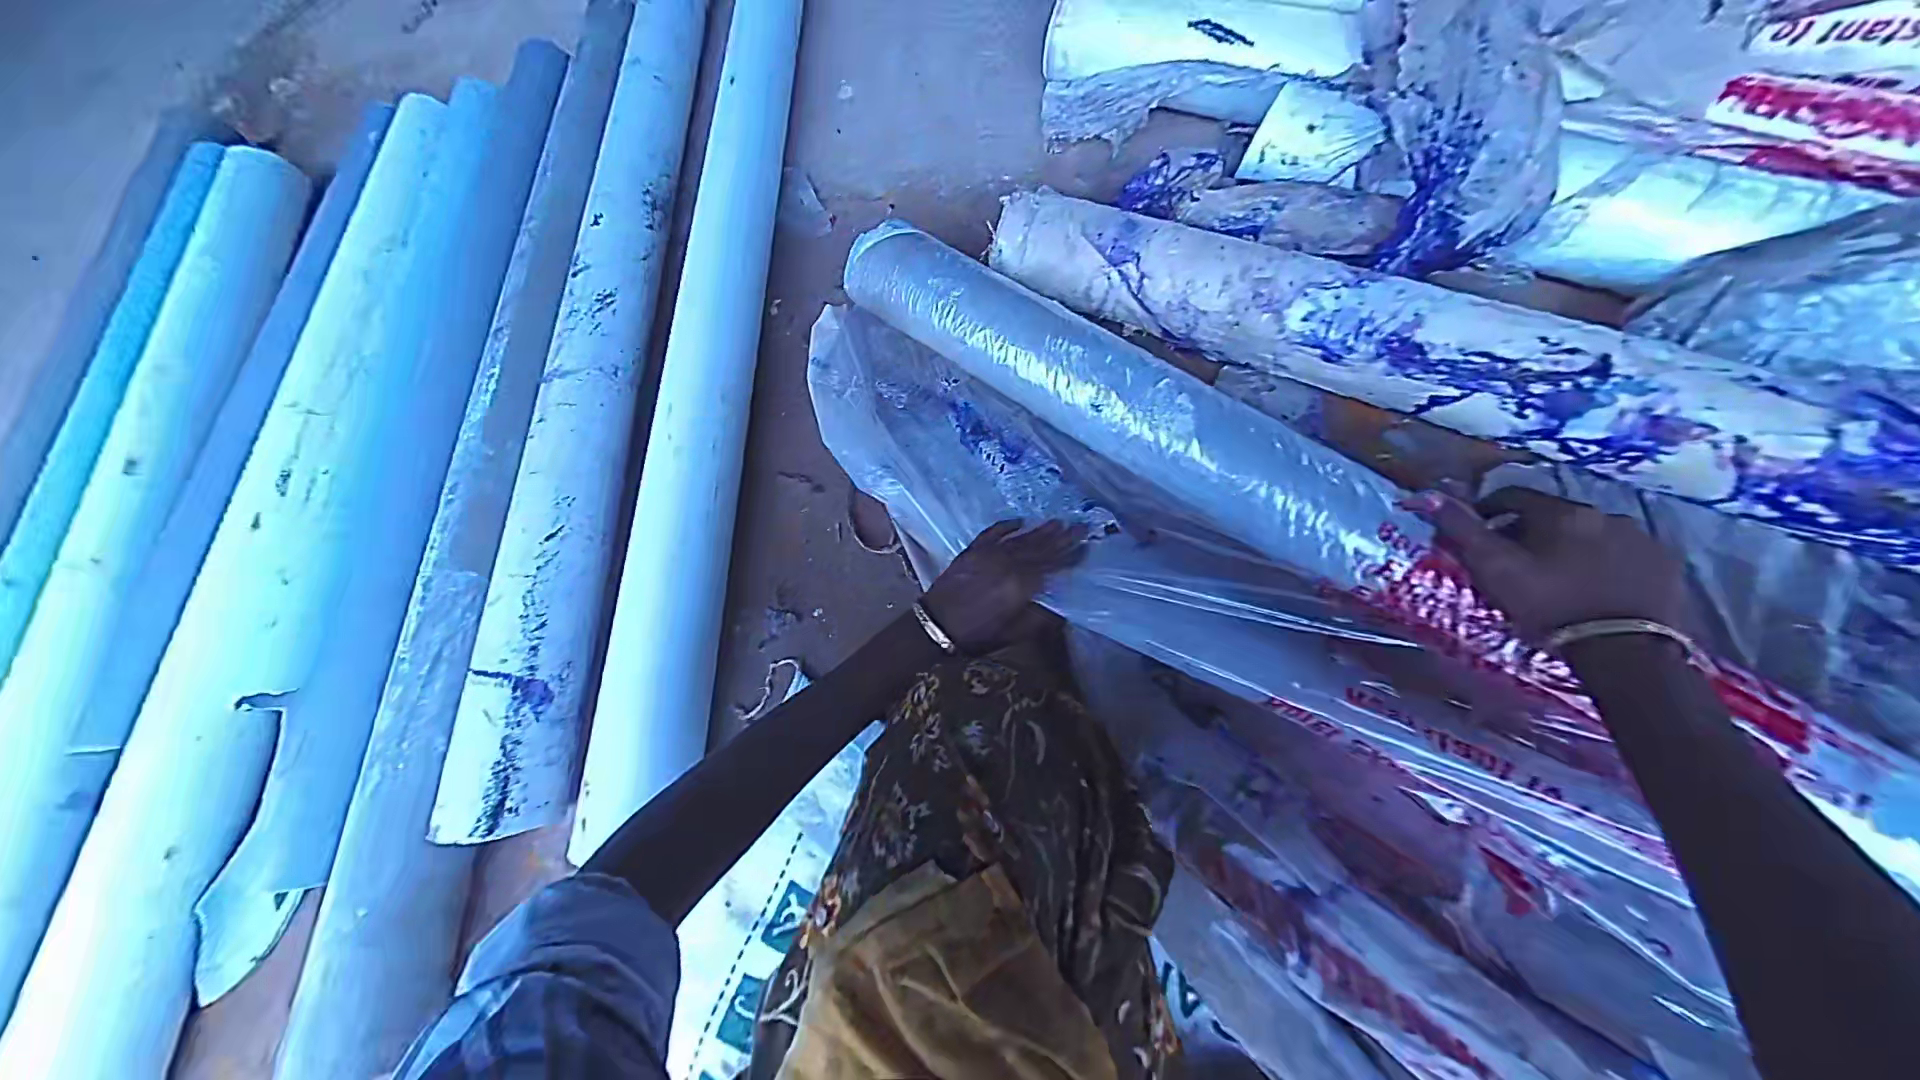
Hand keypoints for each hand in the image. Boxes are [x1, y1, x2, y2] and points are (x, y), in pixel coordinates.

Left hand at [919, 519, 1089, 652]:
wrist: (935, 625)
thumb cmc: (977, 633)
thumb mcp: (1013, 633)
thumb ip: (1040, 618)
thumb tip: (1062, 606)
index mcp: (1021, 584)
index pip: (1053, 565)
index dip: (1071, 556)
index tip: (1086, 547)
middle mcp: (1008, 563)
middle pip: (1041, 547)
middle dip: (1063, 536)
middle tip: (1081, 525)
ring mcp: (989, 553)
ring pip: (1021, 538)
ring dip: (1041, 529)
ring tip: (1059, 521)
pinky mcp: (972, 550)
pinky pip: (994, 532)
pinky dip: (1008, 525)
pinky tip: (1020, 520)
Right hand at [1405, 487, 1697, 644]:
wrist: (1623, 650)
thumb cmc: (1547, 604)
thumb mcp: (1492, 567)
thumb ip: (1461, 529)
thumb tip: (1427, 496)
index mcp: (1560, 512)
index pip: (1512, 495)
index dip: (1487, 510)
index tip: (1474, 532)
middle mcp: (1605, 514)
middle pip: (1552, 514)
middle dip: (1527, 530)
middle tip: (1509, 560)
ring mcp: (1642, 538)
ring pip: (1588, 533)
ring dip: (1565, 545)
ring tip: (1550, 576)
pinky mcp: (1666, 564)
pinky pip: (1621, 552)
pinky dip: (1600, 562)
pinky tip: (1588, 586)